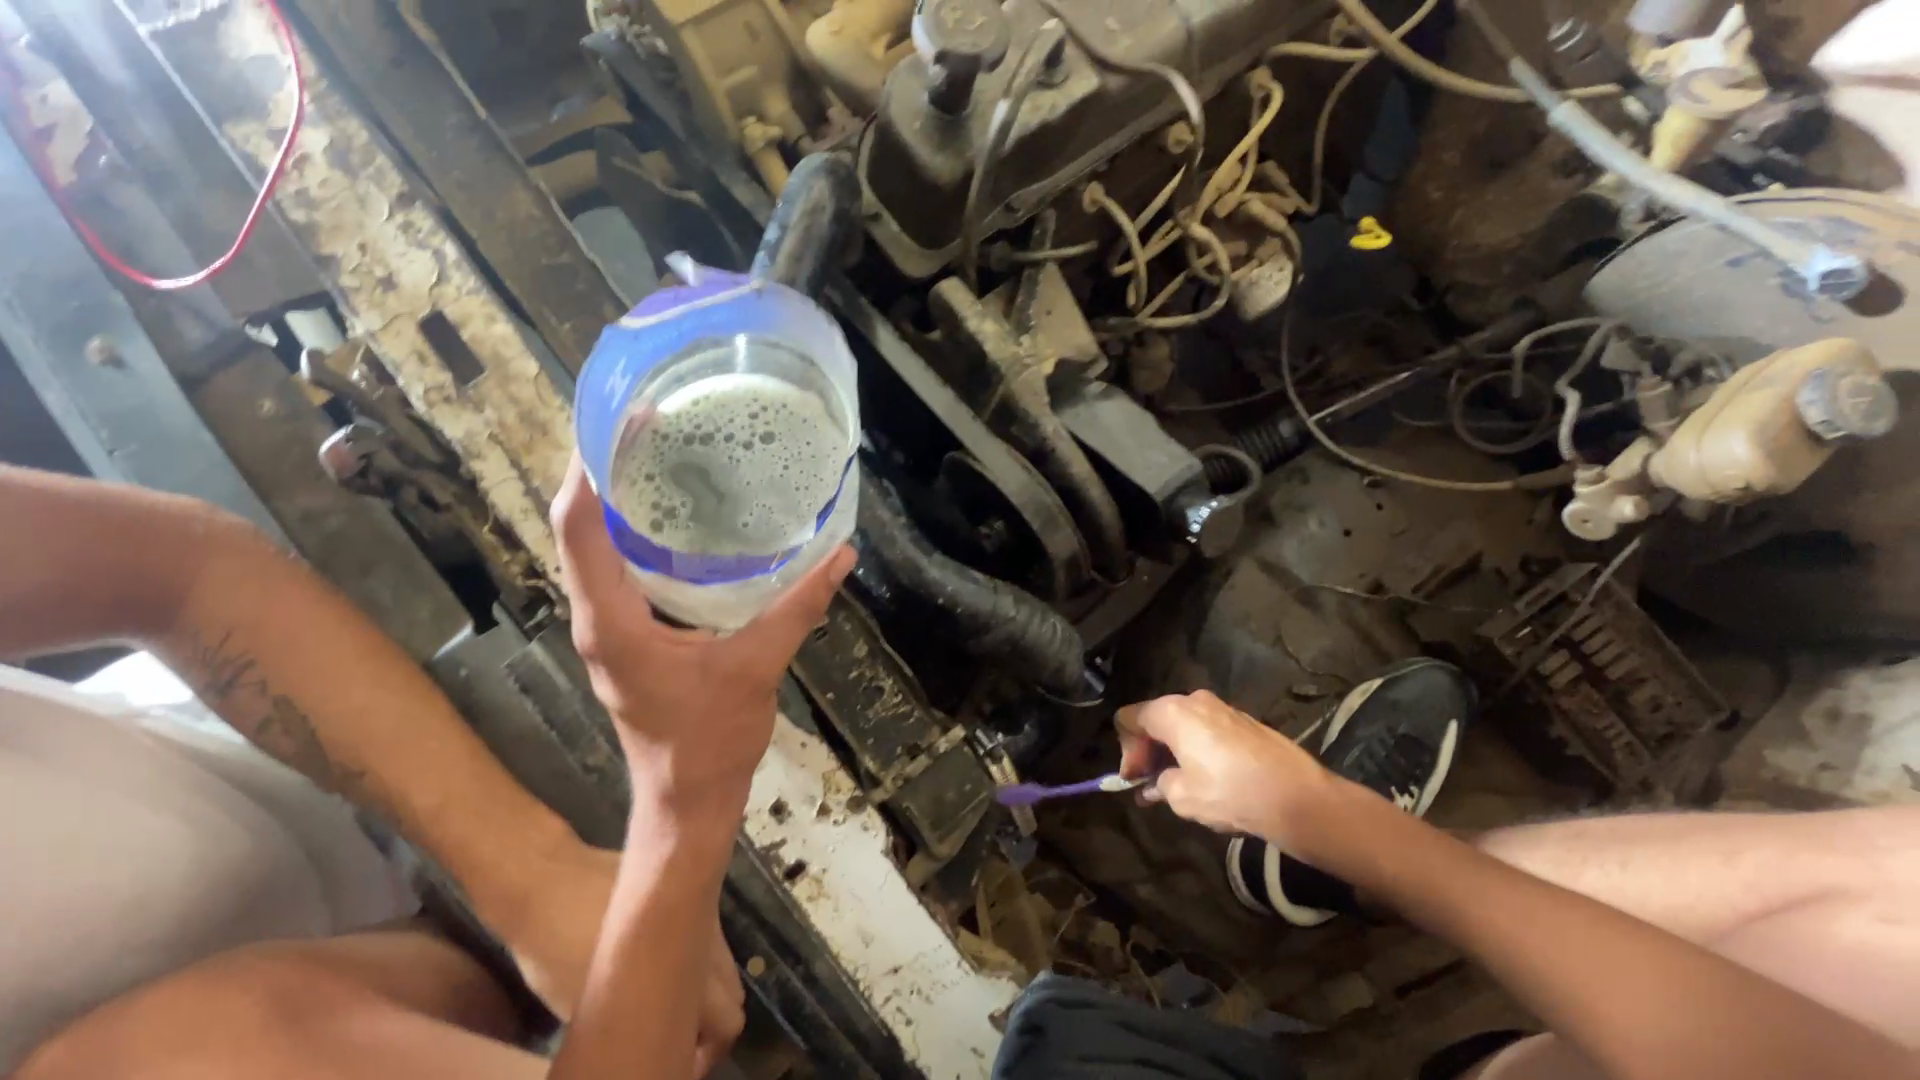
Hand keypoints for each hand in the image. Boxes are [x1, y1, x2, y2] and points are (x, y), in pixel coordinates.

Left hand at [503, 842, 744, 1063]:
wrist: (549, 880)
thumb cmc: (556, 952)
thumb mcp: (587, 1011)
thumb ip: (630, 1029)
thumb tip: (637, 1047)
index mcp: (687, 975)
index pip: (727, 1022)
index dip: (707, 1053)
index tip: (678, 1064)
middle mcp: (705, 943)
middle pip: (733, 994)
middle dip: (710, 1020)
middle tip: (673, 1037)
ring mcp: (697, 914)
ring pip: (721, 963)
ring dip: (703, 987)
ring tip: (663, 999)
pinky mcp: (682, 894)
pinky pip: (702, 936)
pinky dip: (691, 957)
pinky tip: (656, 962)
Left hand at [552, 456, 854, 820]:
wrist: (688, 798)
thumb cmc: (711, 739)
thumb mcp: (758, 666)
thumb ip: (798, 607)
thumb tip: (842, 554)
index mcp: (612, 621)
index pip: (579, 527)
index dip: (590, 468)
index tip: (619, 420)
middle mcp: (595, 617)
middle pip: (577, 526)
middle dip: (600, 469)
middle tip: (645, 422)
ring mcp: (604, 627)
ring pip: (591, 546)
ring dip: (613, 498)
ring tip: (655, 452)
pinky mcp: (623, 635)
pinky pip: (614, 567)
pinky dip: (633, 531)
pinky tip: (673, 515)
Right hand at [1116, 690, 1339, 853]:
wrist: (1297, 797)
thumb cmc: (1230, 793)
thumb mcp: (1182, 797)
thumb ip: (1160, 785)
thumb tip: (1155, 785)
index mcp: (1173, 712)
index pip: (1129, 719)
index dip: (1126, 750)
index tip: (1136, 779)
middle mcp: (1195, 700)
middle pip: (1156, 717)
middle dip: (1149, 749)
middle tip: (1150, 782)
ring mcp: (1223, 708)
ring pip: (1183, 724)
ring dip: (1173, 750)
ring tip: (1176, 783)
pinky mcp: (1245, 721)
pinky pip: (1207, 729)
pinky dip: (1197, 748)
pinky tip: (1204, 777)